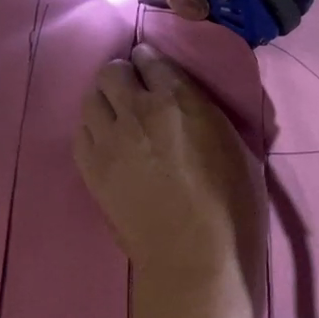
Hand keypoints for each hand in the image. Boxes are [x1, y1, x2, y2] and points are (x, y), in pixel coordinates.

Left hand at [75, 44, 264, 308]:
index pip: (150, 58)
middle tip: (132, 90)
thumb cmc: (231, 208)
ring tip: (116, 114)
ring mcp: (108, 139)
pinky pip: (80, 132)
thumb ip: (211, 117)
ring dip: (103, 99)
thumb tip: (199, 106)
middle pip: (112, 71)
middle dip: (121, 74)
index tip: (151, 69)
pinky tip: (105, 141)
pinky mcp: (90, 167)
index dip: (149, 61)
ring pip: (90, 97)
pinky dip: (91, 129)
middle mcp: (137, 110)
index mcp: (179, 100)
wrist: (193, 259)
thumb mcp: (239, 149)